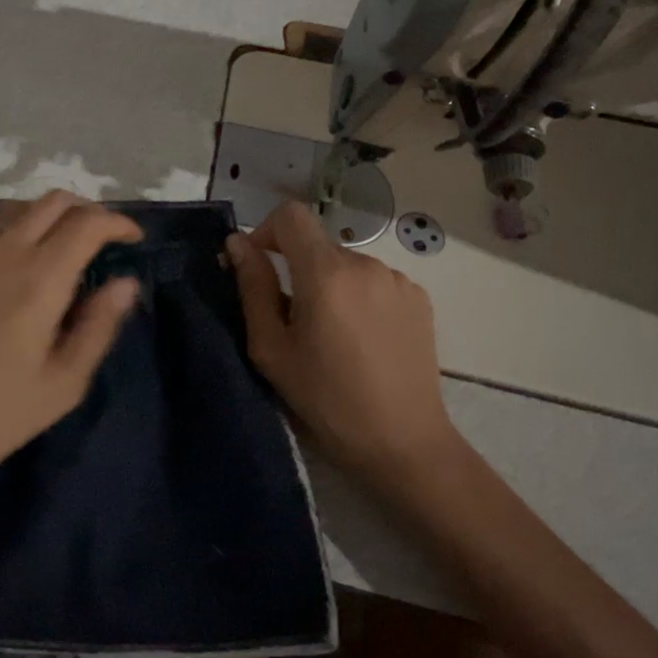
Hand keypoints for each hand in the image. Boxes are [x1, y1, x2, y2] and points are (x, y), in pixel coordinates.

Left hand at [0, 190, 143, 506]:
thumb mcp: (59, 386)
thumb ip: (98, 327)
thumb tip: (126, 283)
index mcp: (39, 276)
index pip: (88, 222)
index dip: (119, 222)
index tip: (134, 240)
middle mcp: (3, 249)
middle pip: (54, 200)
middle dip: (88, 211)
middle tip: (104, 242)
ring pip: (18, 207)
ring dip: (50, 215)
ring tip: (64, 250)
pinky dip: (15, 227)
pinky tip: (16, 263)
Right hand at [226, 201, 456, 474]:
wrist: (403, 443)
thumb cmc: (326, 400)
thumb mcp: (272, 349)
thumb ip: (253, 288)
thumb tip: (237, 243)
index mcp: (325, 272)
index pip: (291, 215)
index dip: (267, 231)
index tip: (258, 268)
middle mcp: (365, 264)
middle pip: (317, 245)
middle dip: (297, 270)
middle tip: (292, 321)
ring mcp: (398, 280)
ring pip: (346, 265)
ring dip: (330, 286)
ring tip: (332, 336)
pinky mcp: (419, 298)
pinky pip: (375, 282)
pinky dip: (359, 298)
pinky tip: (363, 340)